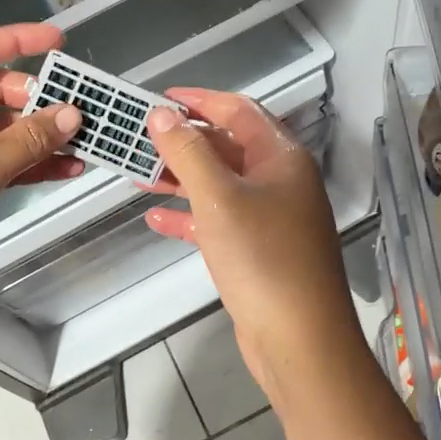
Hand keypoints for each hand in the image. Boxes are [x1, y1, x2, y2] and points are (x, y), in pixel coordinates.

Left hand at [0, 24, 83, 304]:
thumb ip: (27, 139)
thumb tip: (72, 115)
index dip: (19, 39)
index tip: (59, 41)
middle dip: (38, 99)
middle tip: (79, 111)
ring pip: (1, 130)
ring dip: (39, 136)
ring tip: (83, 142)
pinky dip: (28, 164)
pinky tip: (65, 170)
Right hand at [143, 90, 356, 393]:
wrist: (300, 341)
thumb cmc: (262, 259)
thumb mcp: (218, 198)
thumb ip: (188, 152)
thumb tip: (162, 115)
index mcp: (281, 158)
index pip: (238, 111)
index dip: (199, 100)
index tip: (161, 98)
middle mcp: (281, 181)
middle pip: (228, 146)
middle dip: (185, 142)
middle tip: (141, 138)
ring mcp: (272, 217)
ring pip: (220, 185)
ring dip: (182, 179)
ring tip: (140, 174)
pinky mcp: (259, 251)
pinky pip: (219, 221)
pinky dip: (190, 217)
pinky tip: (157, 221)